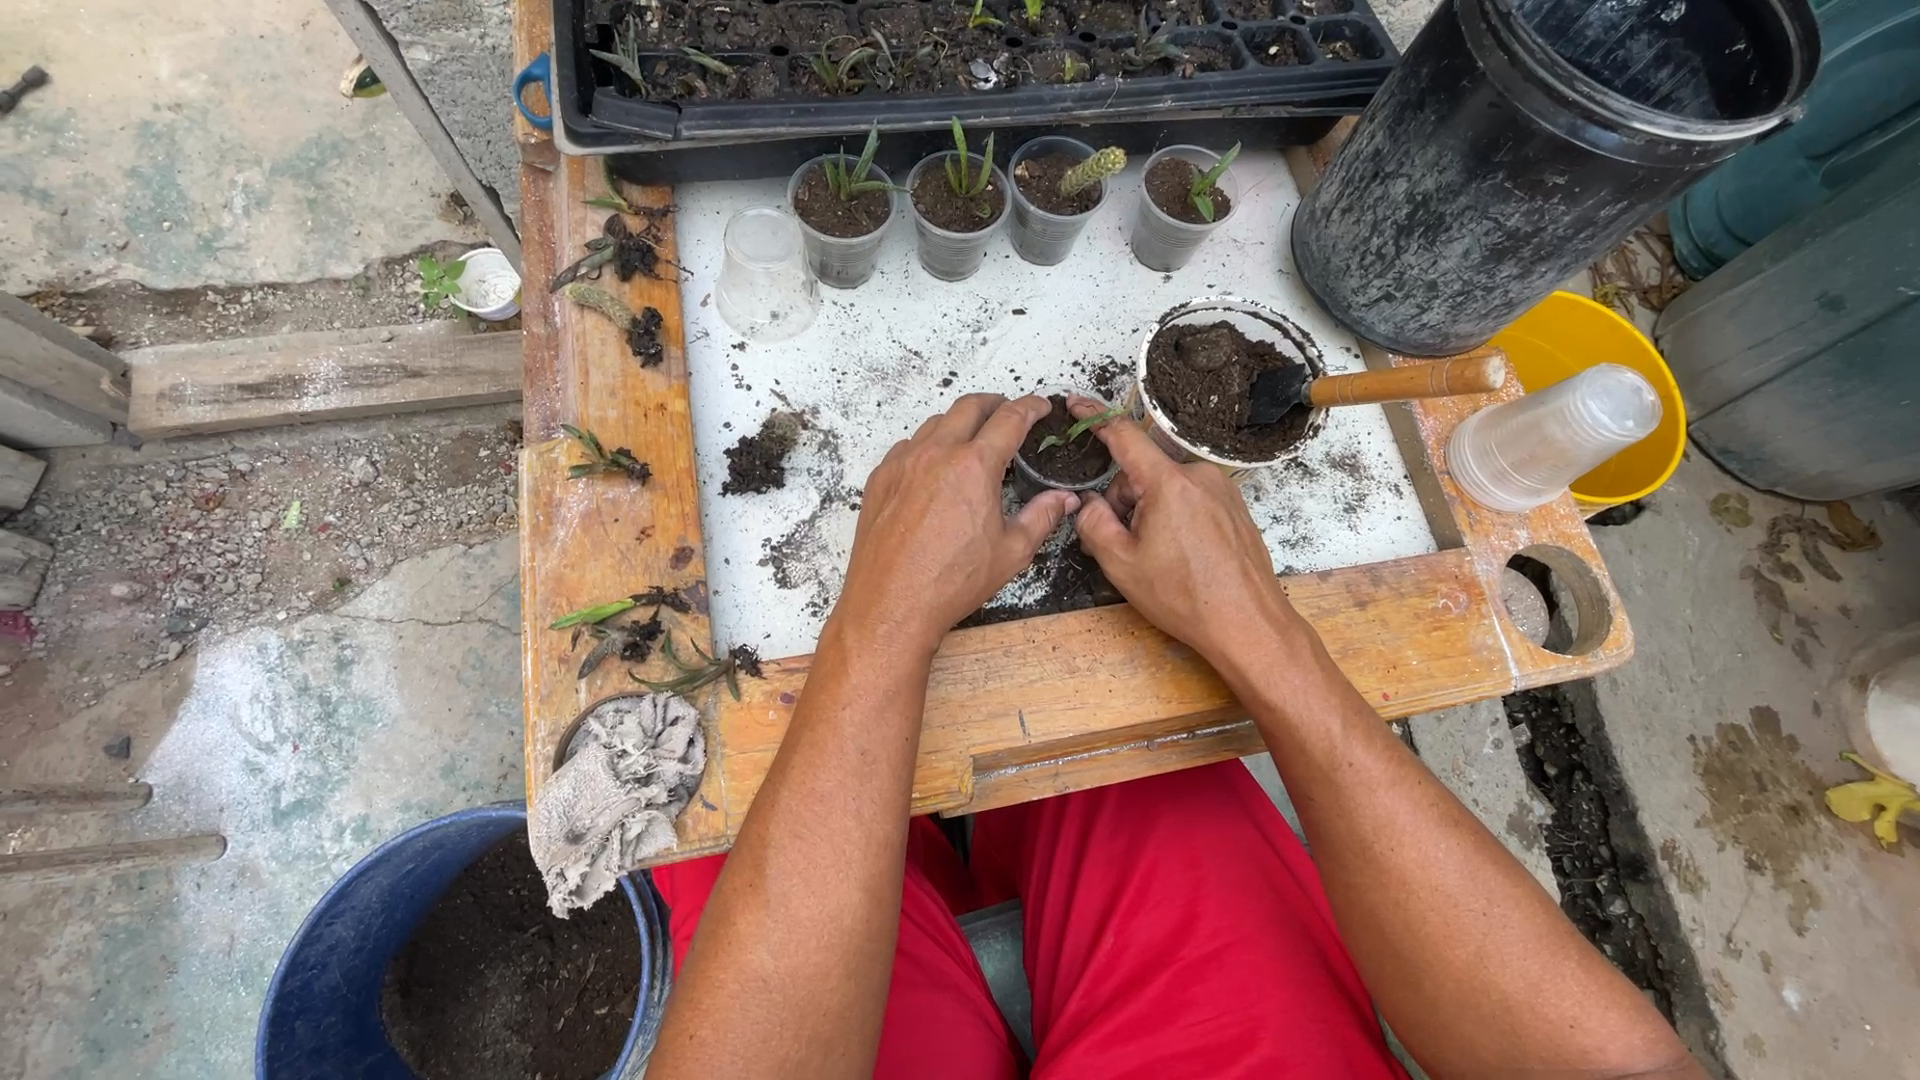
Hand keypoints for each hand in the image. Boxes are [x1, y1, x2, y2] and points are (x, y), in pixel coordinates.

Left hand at [834, 394, 1079, 655]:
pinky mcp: (880, 479)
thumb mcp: (1010, 552)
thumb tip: (1064, 499)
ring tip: (972, 442)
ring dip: (959, 424)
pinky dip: (927, 446)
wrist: (892, 604)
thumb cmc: (952, 582)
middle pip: (969, 406)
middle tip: (1008, 414)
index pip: (1010, 419)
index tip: (1040, 407)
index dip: (1031, 407)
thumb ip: (1041, 517)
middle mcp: (935, 454)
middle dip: (994, 404)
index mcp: (974, 466)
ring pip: (934, 424)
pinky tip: (935, 469)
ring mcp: (902, 463)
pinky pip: (907, 447)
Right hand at [1070, 398, 1309, 674]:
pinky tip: (1179, 556)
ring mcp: (1222, 491)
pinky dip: (1174, 520)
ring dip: (1150, 514)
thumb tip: (1088, 503)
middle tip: (1125, 546)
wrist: (1248, 624)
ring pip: (1166, 488)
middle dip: (1125, 502)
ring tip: (1157, 558)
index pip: (1124, 436)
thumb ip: (1094, 523)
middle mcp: (1199, 476)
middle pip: (1142, 473)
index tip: (1075, 404)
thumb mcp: (1121, 563)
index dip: (1095, 418)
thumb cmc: (1185, 597)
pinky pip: (1190, 500)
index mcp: (1169, 483)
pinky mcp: (1234, 507)